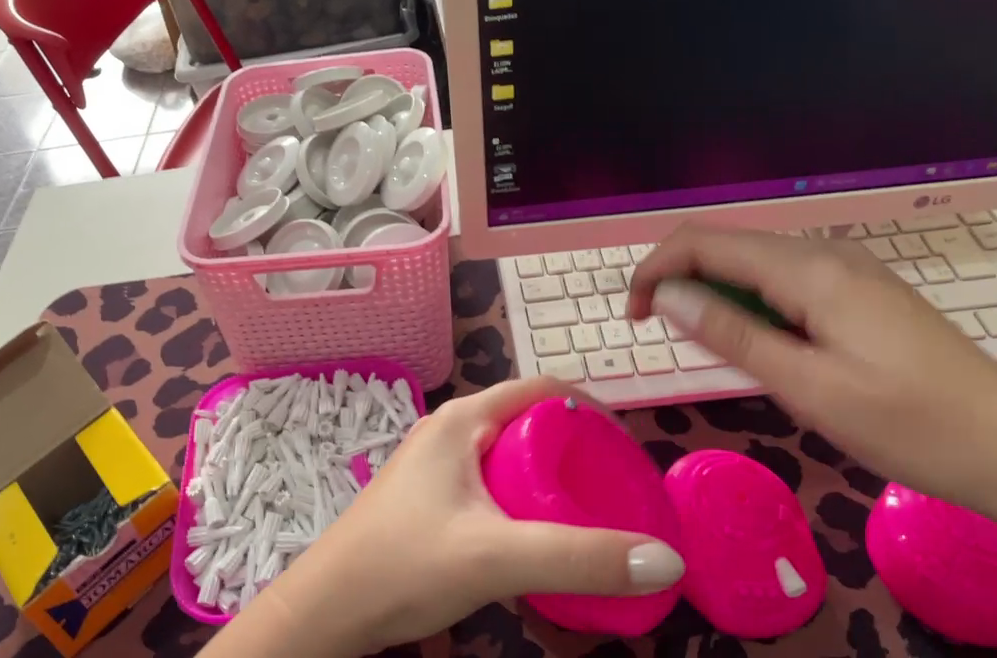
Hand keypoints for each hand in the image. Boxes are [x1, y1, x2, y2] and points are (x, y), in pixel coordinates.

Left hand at [241, 377, 684, 655]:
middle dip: (575, 450)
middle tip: (616, 489)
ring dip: (550, 481)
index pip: (541, 388)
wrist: (330, 607)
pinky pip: (493, 488)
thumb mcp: (496, 557)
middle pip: (528, 423)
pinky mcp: (431, 500)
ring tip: (589, 517)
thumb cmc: (405, 563)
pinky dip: (525, 505)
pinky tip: (540, 541)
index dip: (590, 407)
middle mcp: (450, 432)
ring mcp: (437, 467)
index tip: (627, 448)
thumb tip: (666, 559)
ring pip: (511, 459)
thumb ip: (579, 557)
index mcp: (463, 421)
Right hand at [628, 225, 996, 560]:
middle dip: (682, 278)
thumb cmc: (913, 429)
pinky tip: (765, 344)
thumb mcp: (810, 389)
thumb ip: (732, 335)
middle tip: (665, 336)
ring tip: (714, 348)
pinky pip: (786, 279)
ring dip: (717, 292)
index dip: (656, 269)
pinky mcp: (862, 289)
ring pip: (754, 262)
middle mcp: (826, 252)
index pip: (704, 242)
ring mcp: (849, 267)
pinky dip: (754, 302)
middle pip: (727, 244)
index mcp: (811, 270)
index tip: (635, 318)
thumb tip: (665, 295)